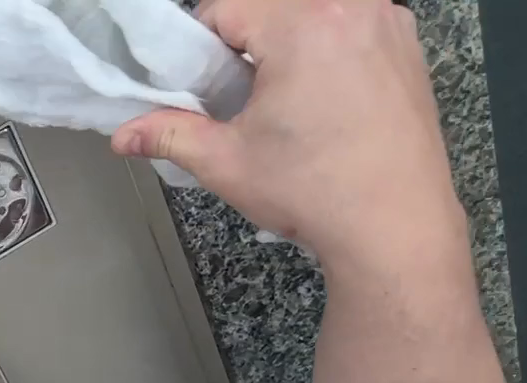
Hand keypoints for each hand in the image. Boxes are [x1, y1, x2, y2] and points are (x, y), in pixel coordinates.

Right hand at [112, 0, 463, 272]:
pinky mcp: (403, 43)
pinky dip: (318, 51)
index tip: (190, 82)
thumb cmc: (310, 188)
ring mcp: (386, 21)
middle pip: (271, 6)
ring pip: (309, 14)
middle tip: (227, 98)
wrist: (389, 217)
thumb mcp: (223, 162)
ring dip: (279, 46)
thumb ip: (169, 135)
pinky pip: (346, 27)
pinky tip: (311, 103)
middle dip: (239, 44)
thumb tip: (122, 135)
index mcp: (304, 28)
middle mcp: (352, 8)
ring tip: (270, 103)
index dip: (197, 41)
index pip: (229, 5)